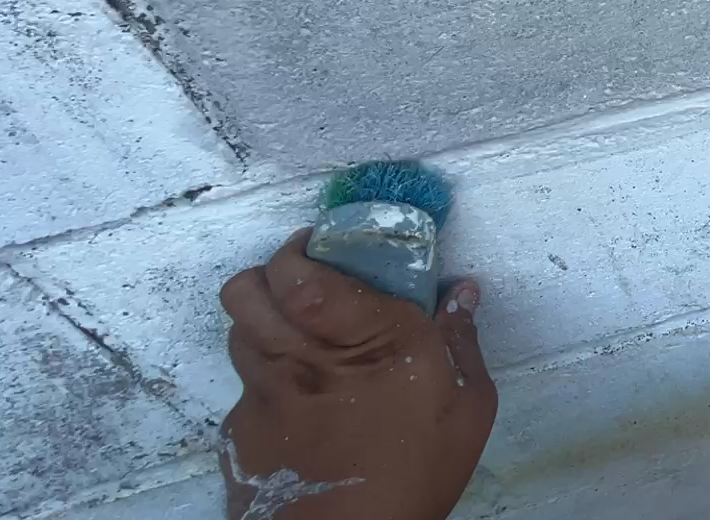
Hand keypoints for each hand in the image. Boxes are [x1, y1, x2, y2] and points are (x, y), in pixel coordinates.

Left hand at [219, 230, 497, 519]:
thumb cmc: (419, 469)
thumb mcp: (470, 404)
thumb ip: (462, 341)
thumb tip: (463, 292)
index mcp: (370, 343)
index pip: (305, 280)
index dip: (301, 251)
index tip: (322, 240)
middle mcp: (305, 361)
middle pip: (248, 293)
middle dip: (270, 270)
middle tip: (308, 272)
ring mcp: (264, 399)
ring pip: (239, 329)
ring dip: (265, 313)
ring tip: (304, 321)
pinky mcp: (240, 436)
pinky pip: (246, 381)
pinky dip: (268, 368)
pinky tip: (302, 390)